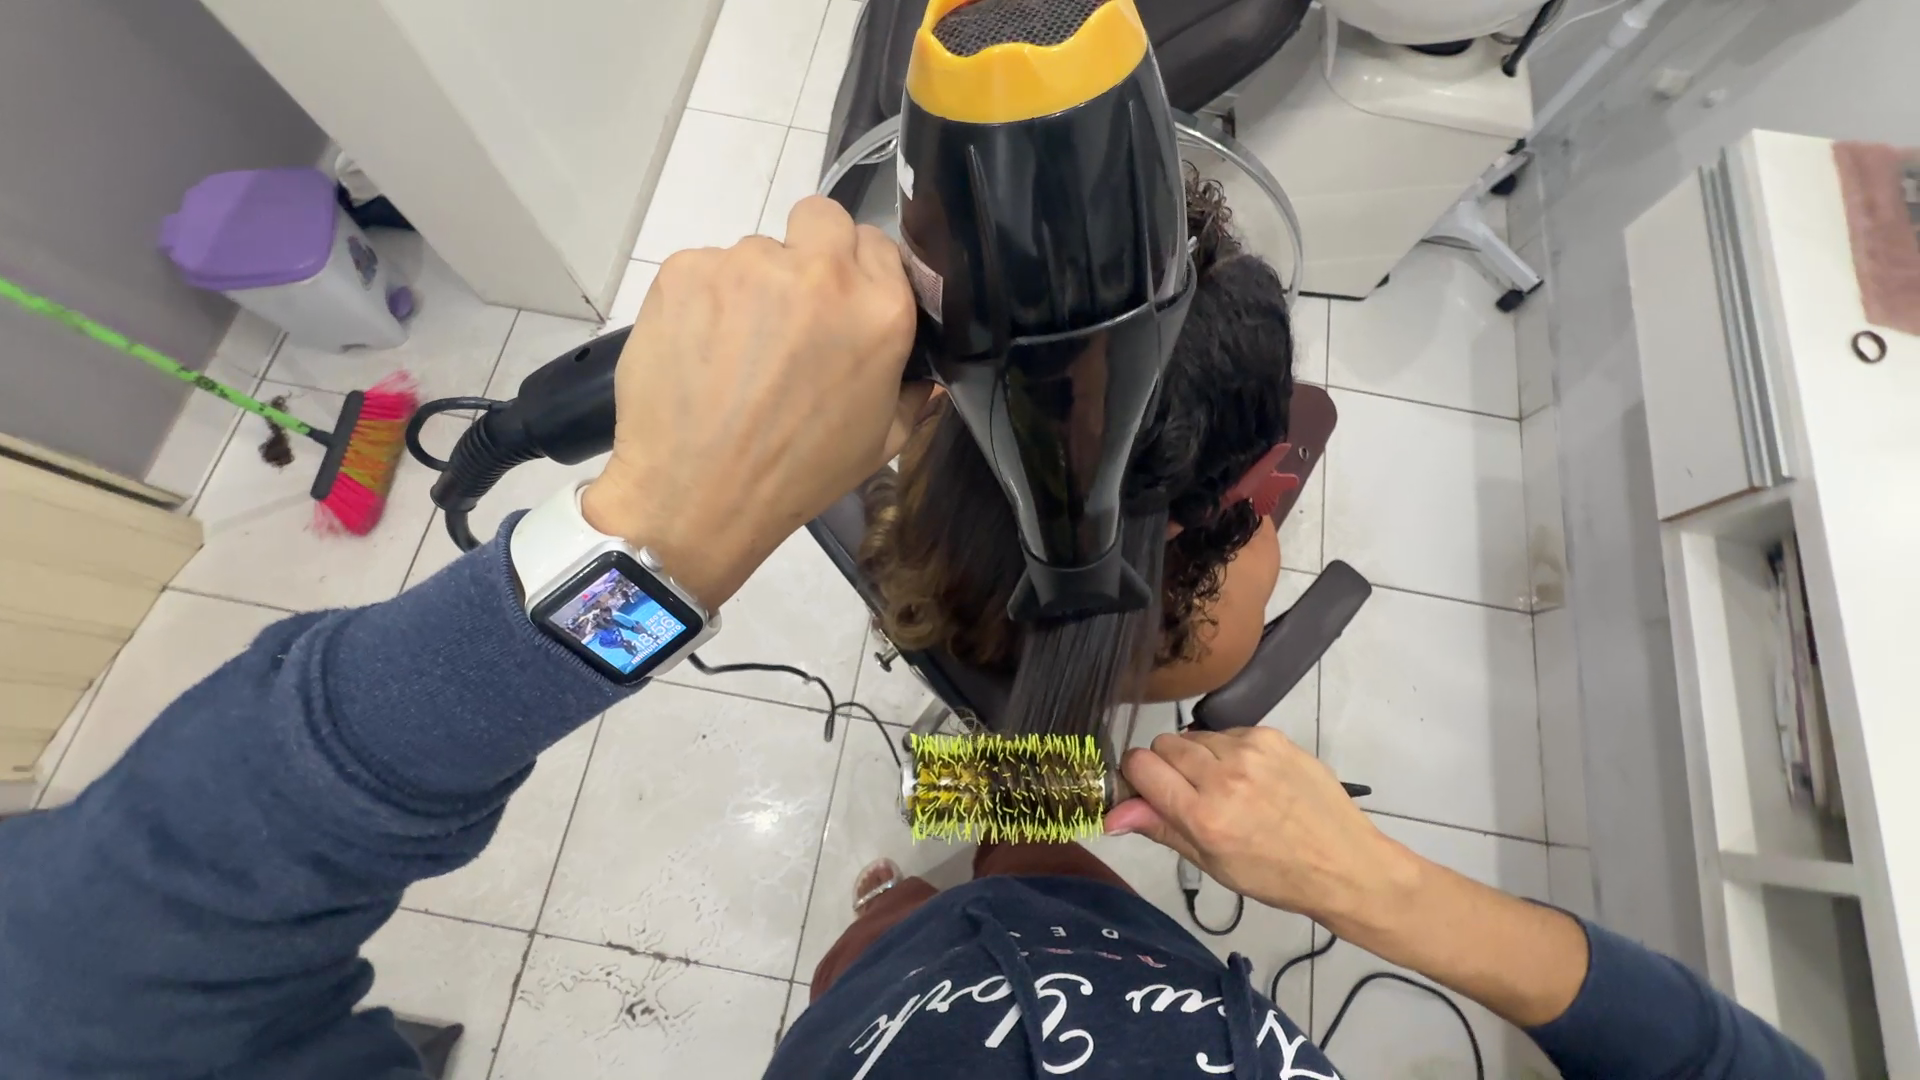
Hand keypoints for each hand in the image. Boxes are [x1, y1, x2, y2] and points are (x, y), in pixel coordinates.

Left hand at [581, 197, 930, 607]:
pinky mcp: (686, 269)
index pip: (879, 244)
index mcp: (881, 311)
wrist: (698, 496)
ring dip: (754, 287)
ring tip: (736, 351)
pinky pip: (704, 269)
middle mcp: (821, 272)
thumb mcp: (880, 444)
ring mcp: (748, 264)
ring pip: (756, 251)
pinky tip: (699, 350)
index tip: (841, 306)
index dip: (860, 273)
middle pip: (822, 218)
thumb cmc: (800, 476)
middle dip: (813, 252)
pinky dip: (704, 301)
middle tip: (792, 310)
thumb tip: (926, 376)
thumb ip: (911, 396)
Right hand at [1107, 727, 1416, 936]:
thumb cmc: (1274, 875)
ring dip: (1198, 757)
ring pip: (1193, 736)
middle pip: (1162, 744)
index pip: (1140, 765)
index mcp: (1204, 816)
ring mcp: (1249, 750)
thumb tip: (1110, 815)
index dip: (1138, 776)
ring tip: (1227, 787)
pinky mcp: (1270, 735)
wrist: (1347, 865)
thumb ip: (1159, 827)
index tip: (1151, 791)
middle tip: (1192, 794)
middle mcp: (1223, 776)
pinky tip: (1251, 777)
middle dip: (1167, 766)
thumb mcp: (1211, 863)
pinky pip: (1225, 732)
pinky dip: (1228, 750)